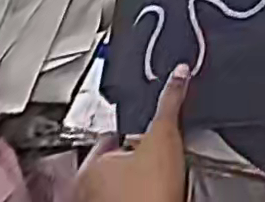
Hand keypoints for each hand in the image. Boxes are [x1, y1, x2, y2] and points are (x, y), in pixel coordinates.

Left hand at [76, 64, 188, 201]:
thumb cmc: (150, 196)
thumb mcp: (165, 134)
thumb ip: (170, 101)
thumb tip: (178, 74)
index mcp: (90, 168)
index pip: (111, 135)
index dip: (133, 128)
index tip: (148, 127)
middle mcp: (86, 194)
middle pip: (114, 161)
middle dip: (133, 154)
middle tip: (155, 149)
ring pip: (119, 185)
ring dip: (136, 177)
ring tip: (157, 173)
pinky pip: (127, 199)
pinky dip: (139, 195)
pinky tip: (155, 193)